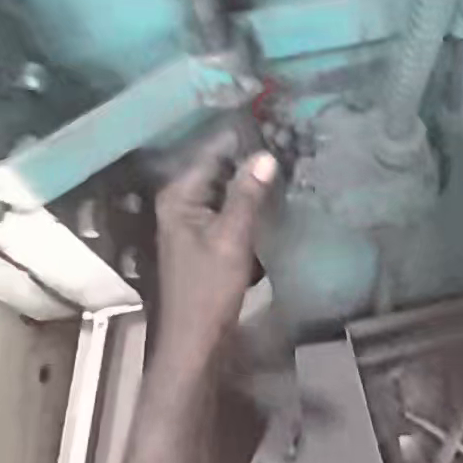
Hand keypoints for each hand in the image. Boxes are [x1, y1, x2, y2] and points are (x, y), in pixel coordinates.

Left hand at [152, 129, 278, 358]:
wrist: (194, 341)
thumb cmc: (209, 289)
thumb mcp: (232, 238)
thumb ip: (247, 195)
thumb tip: (266, 155)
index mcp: (179, 196)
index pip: (211, 153)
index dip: (239, 138)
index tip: (271, 120)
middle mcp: (180, 202)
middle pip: (216, 168)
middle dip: (247, 156)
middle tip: (284, 139)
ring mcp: (190, 219)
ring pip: (223, 187)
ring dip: (248, 178)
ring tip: (283, 160)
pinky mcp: (203, 236)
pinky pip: (226, 205)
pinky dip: (245, 199)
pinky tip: (270, 194)